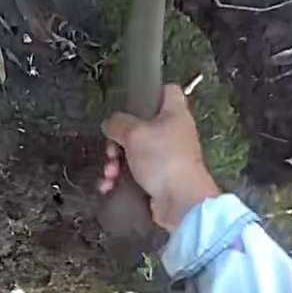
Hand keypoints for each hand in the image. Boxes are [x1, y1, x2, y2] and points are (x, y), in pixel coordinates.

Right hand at [101, 85, 222, 231]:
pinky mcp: (160, 179)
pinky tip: (110, 185)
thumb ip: (118, 123)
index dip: (149, 92)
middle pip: (140, 126)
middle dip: (119, 140)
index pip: (167, 91)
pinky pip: (135, 174)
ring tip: (111, 172)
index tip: (132, 101)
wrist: (181, 202)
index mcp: (174, 114)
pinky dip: (121, 179)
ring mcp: (167, 157)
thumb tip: (111, 124)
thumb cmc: (166, 161)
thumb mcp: (134, 133)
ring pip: (134, 153)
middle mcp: (173, 134)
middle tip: (112, 149)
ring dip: (116, 163)